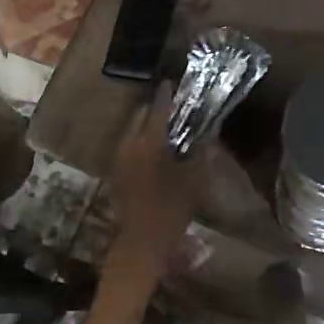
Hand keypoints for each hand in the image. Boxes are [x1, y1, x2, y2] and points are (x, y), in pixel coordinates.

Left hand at [108, 89, 203, 269]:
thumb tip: (207, 135)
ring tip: (165, 126)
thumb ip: (201, 154)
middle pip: (140, 116)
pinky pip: (128, 146)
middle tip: (172, 105)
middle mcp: (129, 145)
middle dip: (154, 108)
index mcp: (148, 143)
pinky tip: (154, 148)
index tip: (171, 81)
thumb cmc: (172, 209)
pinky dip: (140, 140)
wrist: (142, 241)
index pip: (157, 109)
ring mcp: (119, 159)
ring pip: (131, 131)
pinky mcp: (116, 173)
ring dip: (146, 125)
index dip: (166, 95)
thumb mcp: (194, 180)